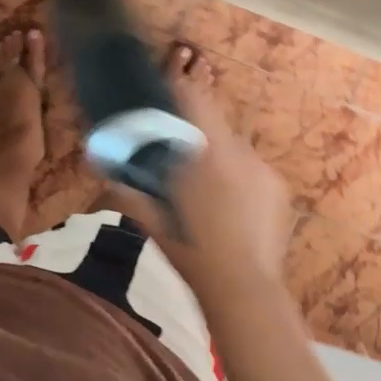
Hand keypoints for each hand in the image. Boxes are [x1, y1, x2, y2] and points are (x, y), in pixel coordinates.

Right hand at [120, 50, 295, 304]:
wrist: (245, 289)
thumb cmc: (193, 254)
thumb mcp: (154, 223)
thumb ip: (127, 190)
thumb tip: (100, 165)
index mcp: (206, 154)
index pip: (195, 100)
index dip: (181, 91)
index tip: (168, 96)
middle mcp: (239, 152)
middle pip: (215, 127)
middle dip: (198, 138)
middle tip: (182, 162)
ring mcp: (263, 169)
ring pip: (235, 151)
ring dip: (221, 162)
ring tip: (209, 195)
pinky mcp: (279, 187)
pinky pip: (254, 171)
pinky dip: (242, 181)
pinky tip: (234, 210)